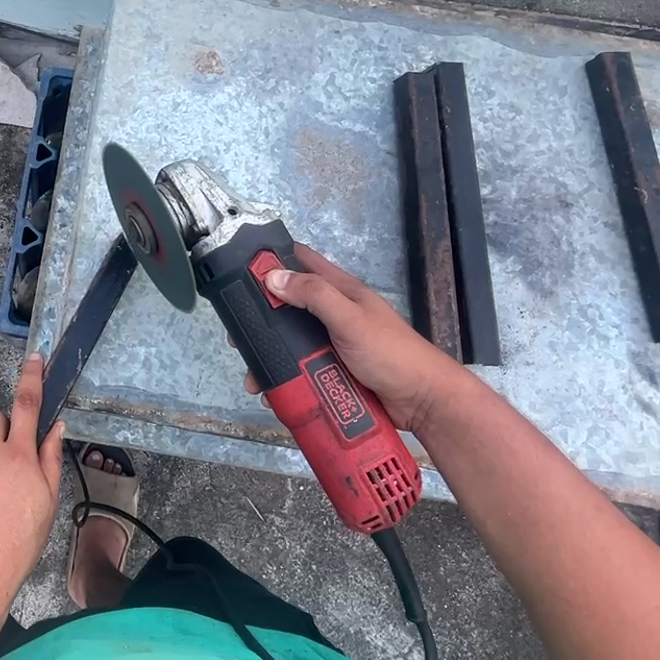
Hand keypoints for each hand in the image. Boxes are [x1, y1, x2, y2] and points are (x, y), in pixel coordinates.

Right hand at [244, 243, 471, 432]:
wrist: (422, 402)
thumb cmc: (391, 353)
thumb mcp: (350, 319)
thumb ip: (314, 295)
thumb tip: (273, 277)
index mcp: (340, 290)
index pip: (302, 260)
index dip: (273, 257)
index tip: (241, 267)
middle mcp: (332, 313)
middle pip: (287, 306)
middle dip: (261, 317)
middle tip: (236, 334)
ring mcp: (331, 343)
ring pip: (290, 343)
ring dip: (268, 355)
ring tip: (251, 375)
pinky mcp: (331, 370)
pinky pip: (299, 370)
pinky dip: (283, 378)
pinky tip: (270, 391)